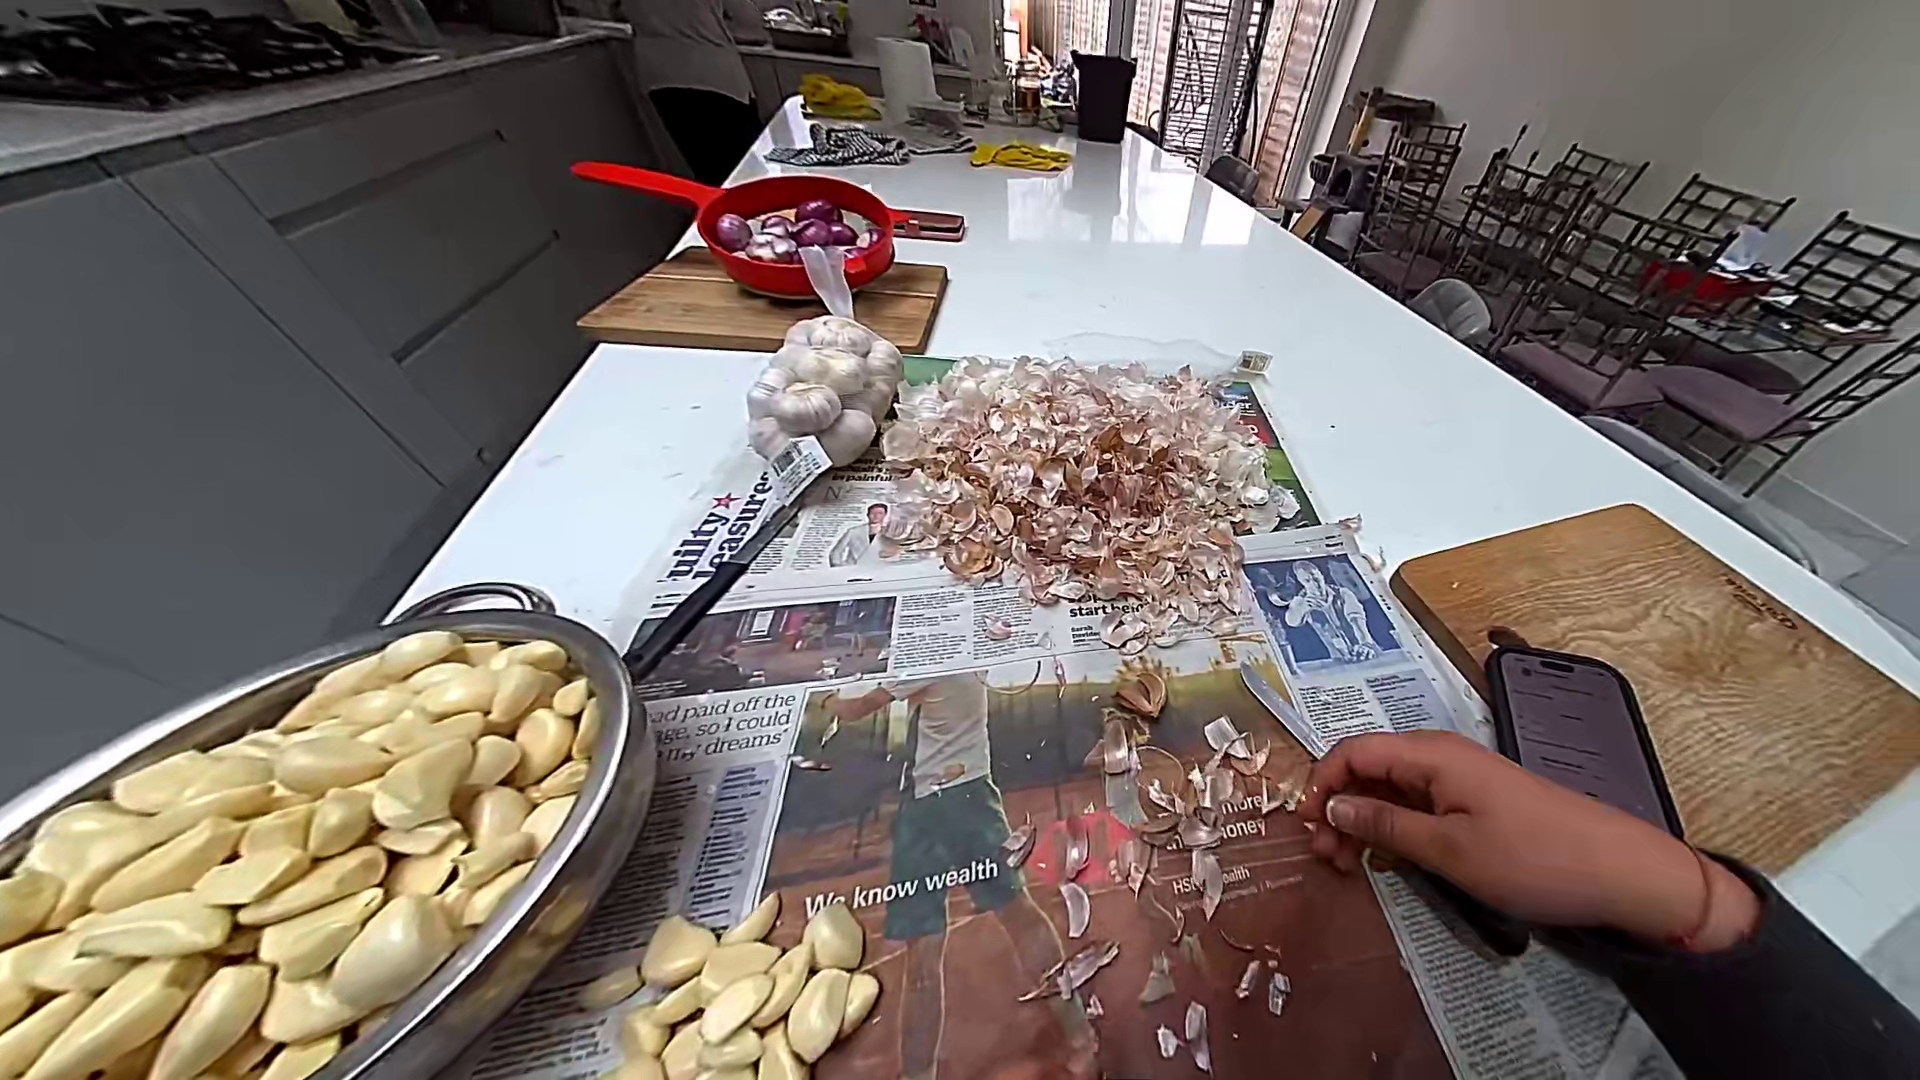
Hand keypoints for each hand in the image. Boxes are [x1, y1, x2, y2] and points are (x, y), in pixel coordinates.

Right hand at [1297, 731, 1759, 950]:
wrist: (1637, 878)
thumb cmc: (1536, 858)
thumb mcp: (1450, 849)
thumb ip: (1383, 823)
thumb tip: (1331, 806)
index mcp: (1427, 754)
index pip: (1350, 751)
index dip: (1320, 782)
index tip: (1308, 821)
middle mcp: (1435, 755)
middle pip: (1365, 770)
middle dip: (1337, 807)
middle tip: (1325, 851)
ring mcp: (1454, 776)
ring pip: (1386, 789)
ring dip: (1360, 820)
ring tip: (1347, 861)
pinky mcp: (1470, 798)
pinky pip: (1413, 803)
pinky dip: (1391, 826)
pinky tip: (1385, 857)